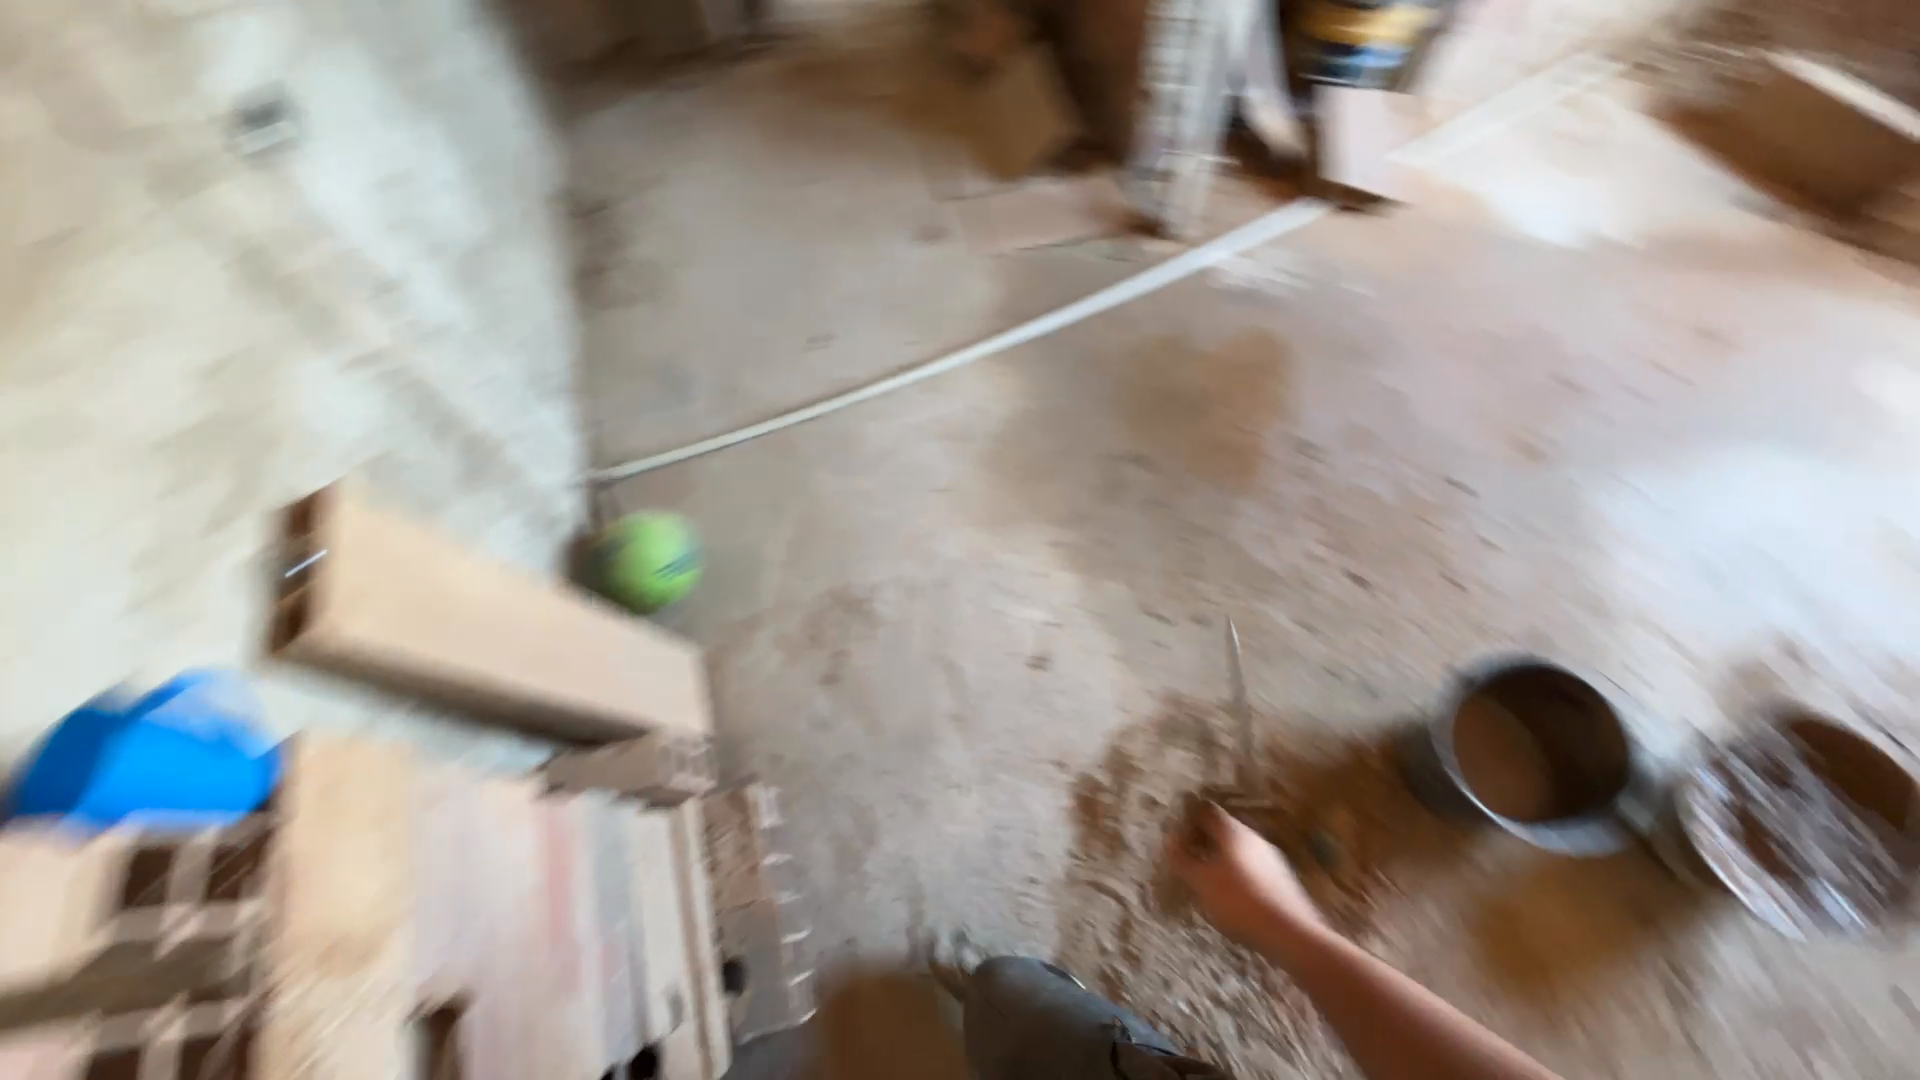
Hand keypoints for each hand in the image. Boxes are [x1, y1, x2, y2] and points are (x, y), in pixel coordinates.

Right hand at [1167, 801, 1328, 956]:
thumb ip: (1182, 859)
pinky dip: (1235, 873)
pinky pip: (1251, 867)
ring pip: (1237, 849)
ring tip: (1205, 880)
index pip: (1205, 809)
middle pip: (1222, 829)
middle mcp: (1254, 838)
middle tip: (1187, 859)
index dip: (1187, 818)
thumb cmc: (1239, 902)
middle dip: (1202, 840)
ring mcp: (1271, 858)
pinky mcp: (1280, 880)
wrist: (1291, 935)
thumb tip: (1170, 840)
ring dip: (1218, 858)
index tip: (1175, 837)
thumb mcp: (1201, 882)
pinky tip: (1230, 896)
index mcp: (1233, 831)